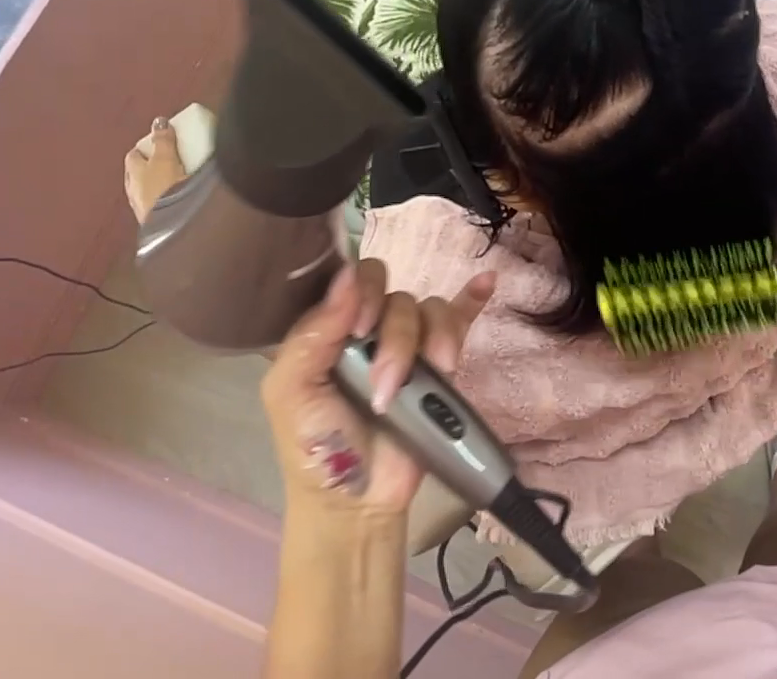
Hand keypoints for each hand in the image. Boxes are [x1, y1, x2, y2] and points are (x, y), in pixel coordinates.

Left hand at [124, 117, 187, 222]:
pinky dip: (167, 199)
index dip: (146, 146)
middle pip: (139, 173)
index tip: (160, 140)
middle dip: (151, 166)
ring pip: (148, 190)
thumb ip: (163, 140)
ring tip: (178, 181)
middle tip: (170, 159)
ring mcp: (143, 206)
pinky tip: (180, 199)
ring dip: (159, 185)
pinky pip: (160, 204)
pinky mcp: (155, 220)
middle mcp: (134, 190)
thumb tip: (159, 122)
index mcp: (133, 171)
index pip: (134, 154)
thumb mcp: (166, 158)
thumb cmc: (165, 189)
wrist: (171, 224)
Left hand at [261, 259, 496, 516]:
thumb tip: (349, 275)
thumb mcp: (290, 391)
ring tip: (432, 378)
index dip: (364, 293)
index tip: (361, 330)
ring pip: (431, 312)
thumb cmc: (315, 447)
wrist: (358, 500)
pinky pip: (461, 320)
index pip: (355, 279)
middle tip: (387, 381)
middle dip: (398, 338)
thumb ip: (312, 333)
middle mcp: (371, 329)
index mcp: (332, 328)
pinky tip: (486, 281)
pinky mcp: (442, 366)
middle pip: (398, 298)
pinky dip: (472, 299)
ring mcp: (410, 346)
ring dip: (433, 341)